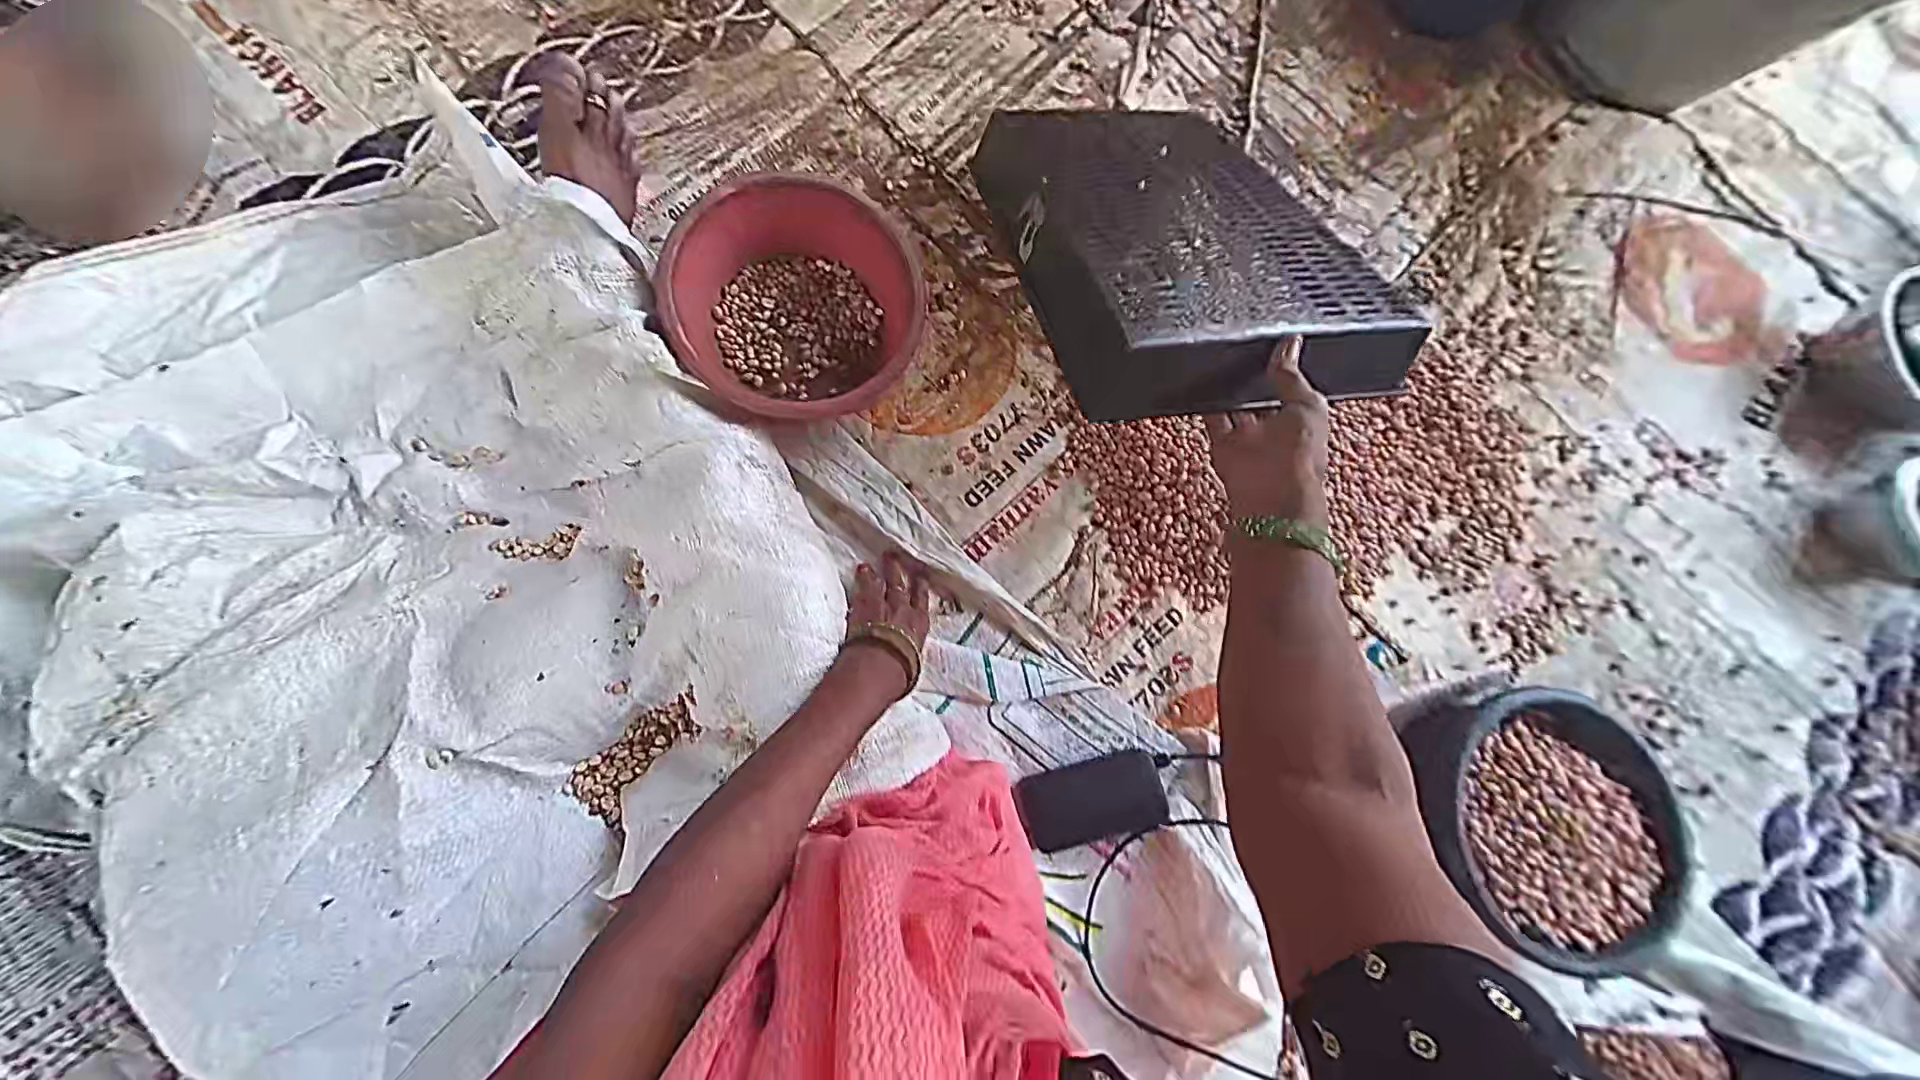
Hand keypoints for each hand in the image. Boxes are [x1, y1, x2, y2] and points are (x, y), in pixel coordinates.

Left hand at [840, 552, 930, 698]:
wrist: (879, 665)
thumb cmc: (900, 671)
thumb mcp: (912, 664)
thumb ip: (909, 656)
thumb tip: (906, 665)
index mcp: (919, 623)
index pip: (922, 600)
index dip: (920, 586)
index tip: (920, 576)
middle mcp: (902, 609)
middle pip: (901, 585)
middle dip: (898, 570)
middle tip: (895, 556)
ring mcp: (881, 605)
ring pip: (882, 582)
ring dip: (879, 571)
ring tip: (875, 561)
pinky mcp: (862, 607)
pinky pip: (863, 588)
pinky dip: (862, 578)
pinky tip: (860, 570)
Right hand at [1205, 337, 1329, 524]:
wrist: (1271, 497)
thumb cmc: (1300, 457)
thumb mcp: (1307, 405)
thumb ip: (1291, 376)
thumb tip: (1289, 343)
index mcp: (1302, 420)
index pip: (1290, 388)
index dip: (1283, 369)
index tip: (1274, 346)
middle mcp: (1273, 431)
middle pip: (1259, 398)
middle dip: (1252, 378)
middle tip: (1244, 348)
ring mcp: (1247, 440)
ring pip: (1234, 408)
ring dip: (1228, 389)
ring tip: (1221, 359)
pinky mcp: (1223, 448)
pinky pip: (1213, 421)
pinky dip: (1206, 404)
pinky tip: (1203, 381)